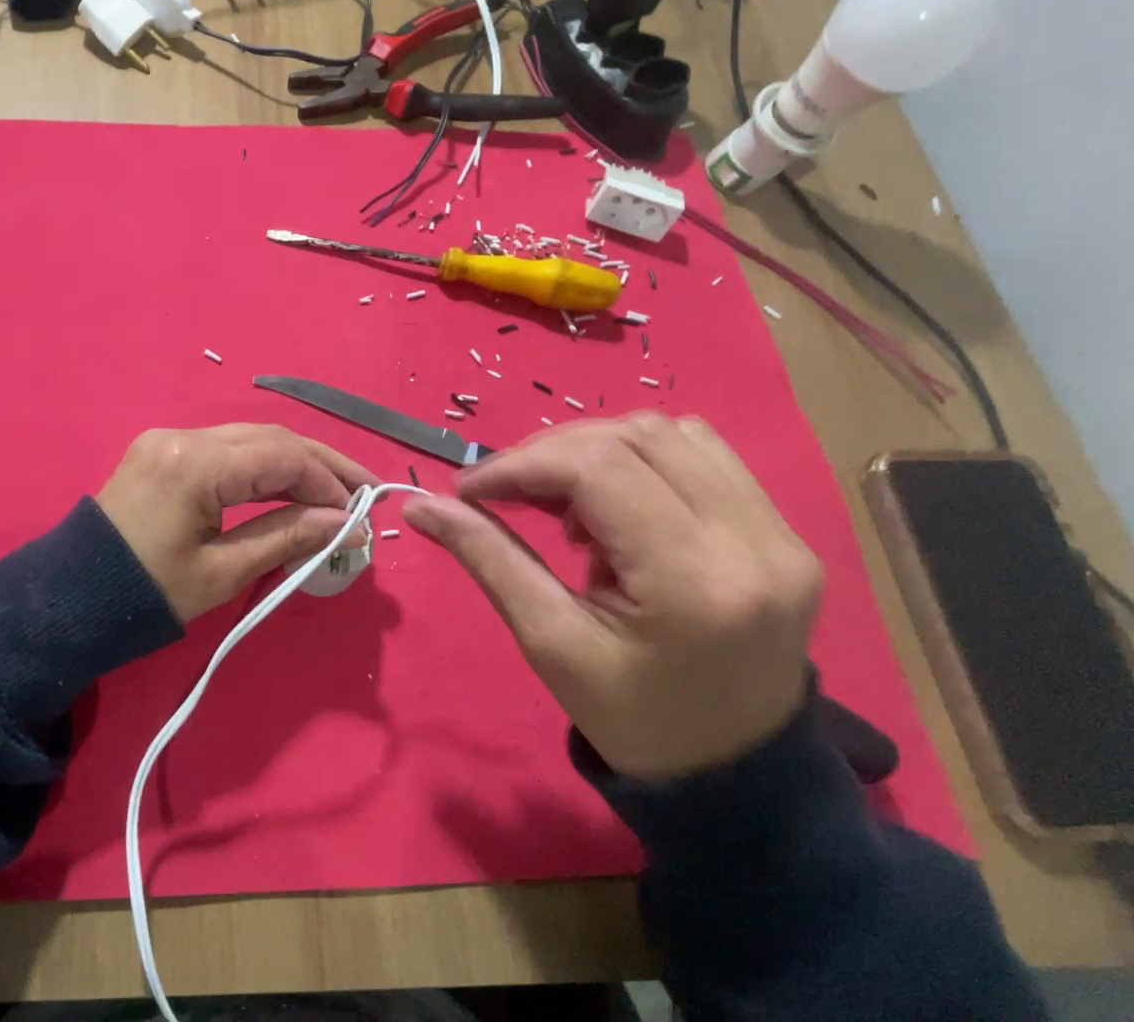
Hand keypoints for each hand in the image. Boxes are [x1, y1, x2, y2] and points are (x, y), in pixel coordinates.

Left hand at [96, 424, 379, 622]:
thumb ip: (286, 538)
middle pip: (268, 437)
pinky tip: (287, 488)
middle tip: (363, 491)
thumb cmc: (149, 593)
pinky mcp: (161, 452)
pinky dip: (260, 467)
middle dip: (319, 463)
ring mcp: (167, 440)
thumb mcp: (222, 572)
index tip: (359, 513)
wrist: (74, 598)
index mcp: (194, 464)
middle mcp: (181, 437)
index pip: (280, 456)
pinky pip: (224, 449)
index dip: (326, 481)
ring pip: (247, 439)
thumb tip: (347, 525)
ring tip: (333, 492)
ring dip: (292, 462)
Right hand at [404, 413, 819, 779]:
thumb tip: (420, 506)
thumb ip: (489, 559)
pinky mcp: (786, 533)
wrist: (731, 770)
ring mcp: (782, 533)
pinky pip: (707, 459)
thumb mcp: (549, 642)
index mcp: (692, 580)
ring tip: (561, 505)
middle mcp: (753, 540)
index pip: (600, 470)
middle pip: (640, 437)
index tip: (467, 490)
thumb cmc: (629, 717)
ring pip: (677, 434)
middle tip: (505, 492)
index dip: (522, 464)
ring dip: (600, 451)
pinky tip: (614, 509)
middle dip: (555, 451)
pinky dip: (643, 463)